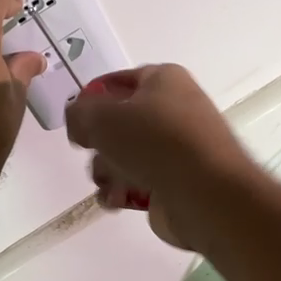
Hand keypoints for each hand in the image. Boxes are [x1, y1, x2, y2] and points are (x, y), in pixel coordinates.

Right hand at [64, 64, 259, 249]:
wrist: (204, 194)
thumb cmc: (155, 142)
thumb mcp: (102, 117)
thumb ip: (79, 113)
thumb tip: (78, 122)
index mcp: (163, 80)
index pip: (117, 81)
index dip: (91, 99)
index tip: (75, 120)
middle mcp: (172, 110)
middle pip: (117, 123)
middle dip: (98, 143)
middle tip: (91, 150)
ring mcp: (175, 149)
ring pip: (122, 156)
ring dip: (106, 171)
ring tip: (110, 182)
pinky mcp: (174, 183)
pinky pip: (135, 183)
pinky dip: (122, 191)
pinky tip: (118, 200)